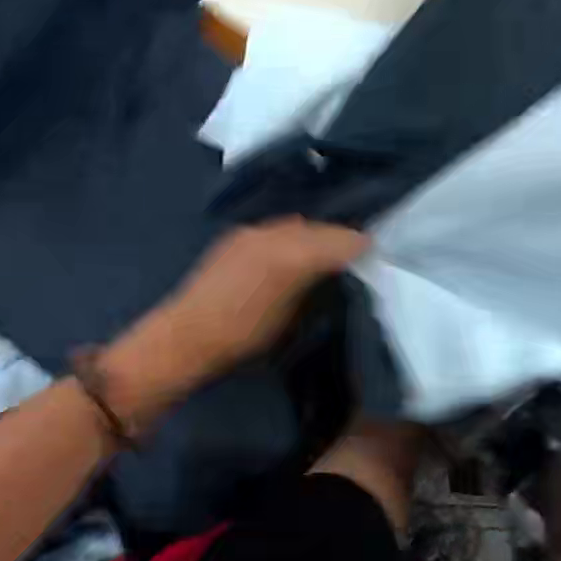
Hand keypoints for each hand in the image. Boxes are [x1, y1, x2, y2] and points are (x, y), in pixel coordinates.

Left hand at [97, 218, 367, 430]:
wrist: (187, 334)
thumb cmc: (243, 335)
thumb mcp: (290, 317)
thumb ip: (314, 284)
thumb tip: (334, 271)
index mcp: (293, 256)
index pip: (339, 240)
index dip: (359, 246)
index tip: (373, 254)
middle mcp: (275, 234)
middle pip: (319, 227)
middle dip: (338, 238)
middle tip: (353, 253)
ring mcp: (253, 232)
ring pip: (296, 225)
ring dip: (314, 236)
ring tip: (324, 253)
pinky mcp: (236, 237)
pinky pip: (275, 229)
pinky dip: (290, 237)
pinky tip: (291, 253)